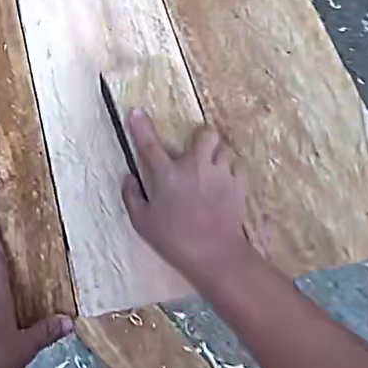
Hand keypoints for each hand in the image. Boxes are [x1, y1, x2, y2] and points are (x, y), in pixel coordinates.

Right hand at [121, 111, 255, 278]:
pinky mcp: (238, 183)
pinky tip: (225, 183)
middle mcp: (194, 166)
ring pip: (224, 148)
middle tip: (197, 152)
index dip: (142, 126)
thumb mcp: (143, 223)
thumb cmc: (174, 240)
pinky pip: (237, 166)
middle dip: (202, 137)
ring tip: (212, 170)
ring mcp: (219, 173)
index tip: (137, 112)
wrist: (215, 255)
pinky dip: (232, 171)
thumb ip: (133, 196)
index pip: (150, 144)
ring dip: (217, 155)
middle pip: (205, 133)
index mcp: (167, 175)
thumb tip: (129, 177)